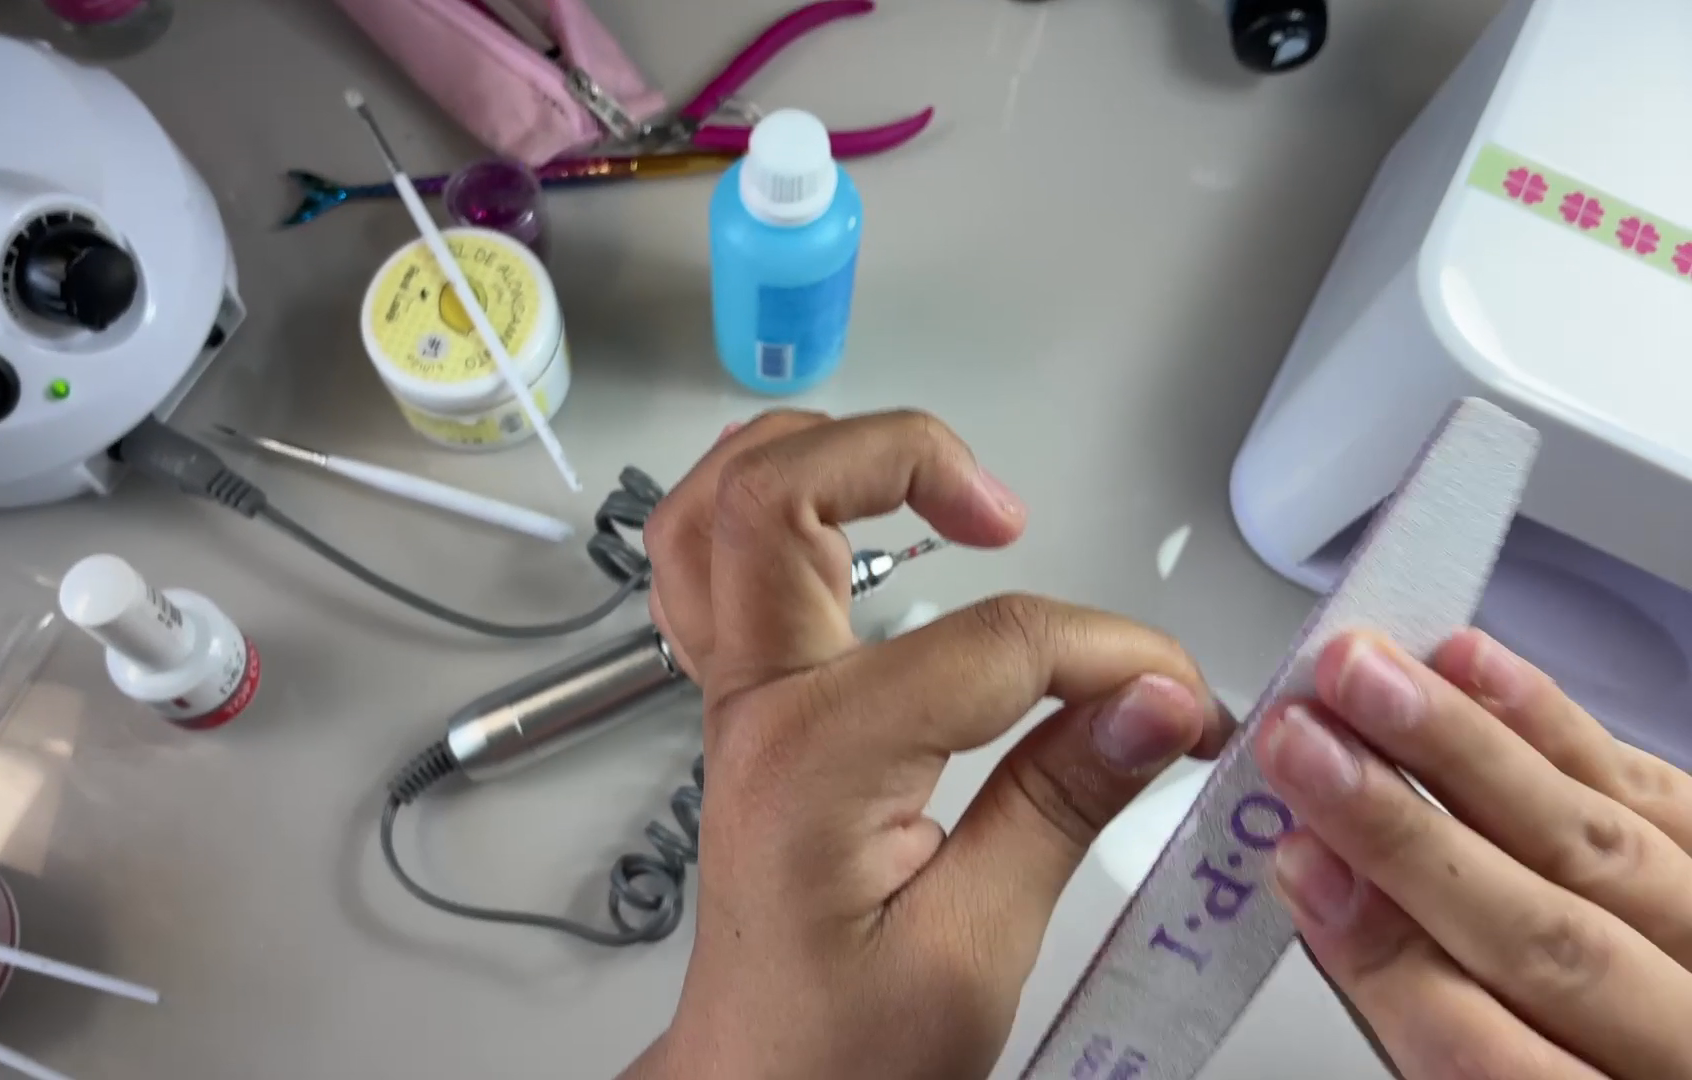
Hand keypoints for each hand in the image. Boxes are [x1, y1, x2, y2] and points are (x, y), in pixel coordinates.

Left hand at [624, 410, 1230, 1078]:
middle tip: (999, 507)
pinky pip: (703, 562)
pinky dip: (756, 505)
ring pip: (712, 507)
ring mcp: (731, 685)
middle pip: (773, 498)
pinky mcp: (737, 692)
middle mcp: (753, 697)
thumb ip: (1062, 802)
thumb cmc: (843, 1048)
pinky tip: (820, 509)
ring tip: (904, 468)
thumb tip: (1146, 698)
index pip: (985, 643)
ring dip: (806, 455)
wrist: (759, 1069)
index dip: (1106, 651)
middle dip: (898, 455)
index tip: (1173, 692)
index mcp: (814, 757)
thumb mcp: (978, 949)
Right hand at [1259, 629, 1691, 1078]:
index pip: (1499, 1062)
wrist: (1635, 1016)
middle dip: (1402, 827)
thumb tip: (1307, 867)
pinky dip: (1551, 722)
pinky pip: (1658, 792)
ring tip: (1358, 668)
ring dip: (1458, 745)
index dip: (1387, 959)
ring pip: (1604, 849)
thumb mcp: (1441, 1064)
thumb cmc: (1528, 1038)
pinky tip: (1468, 658)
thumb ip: (1398, 989)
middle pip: (1556, 944)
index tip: (1292, 857)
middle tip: (1301, 736)